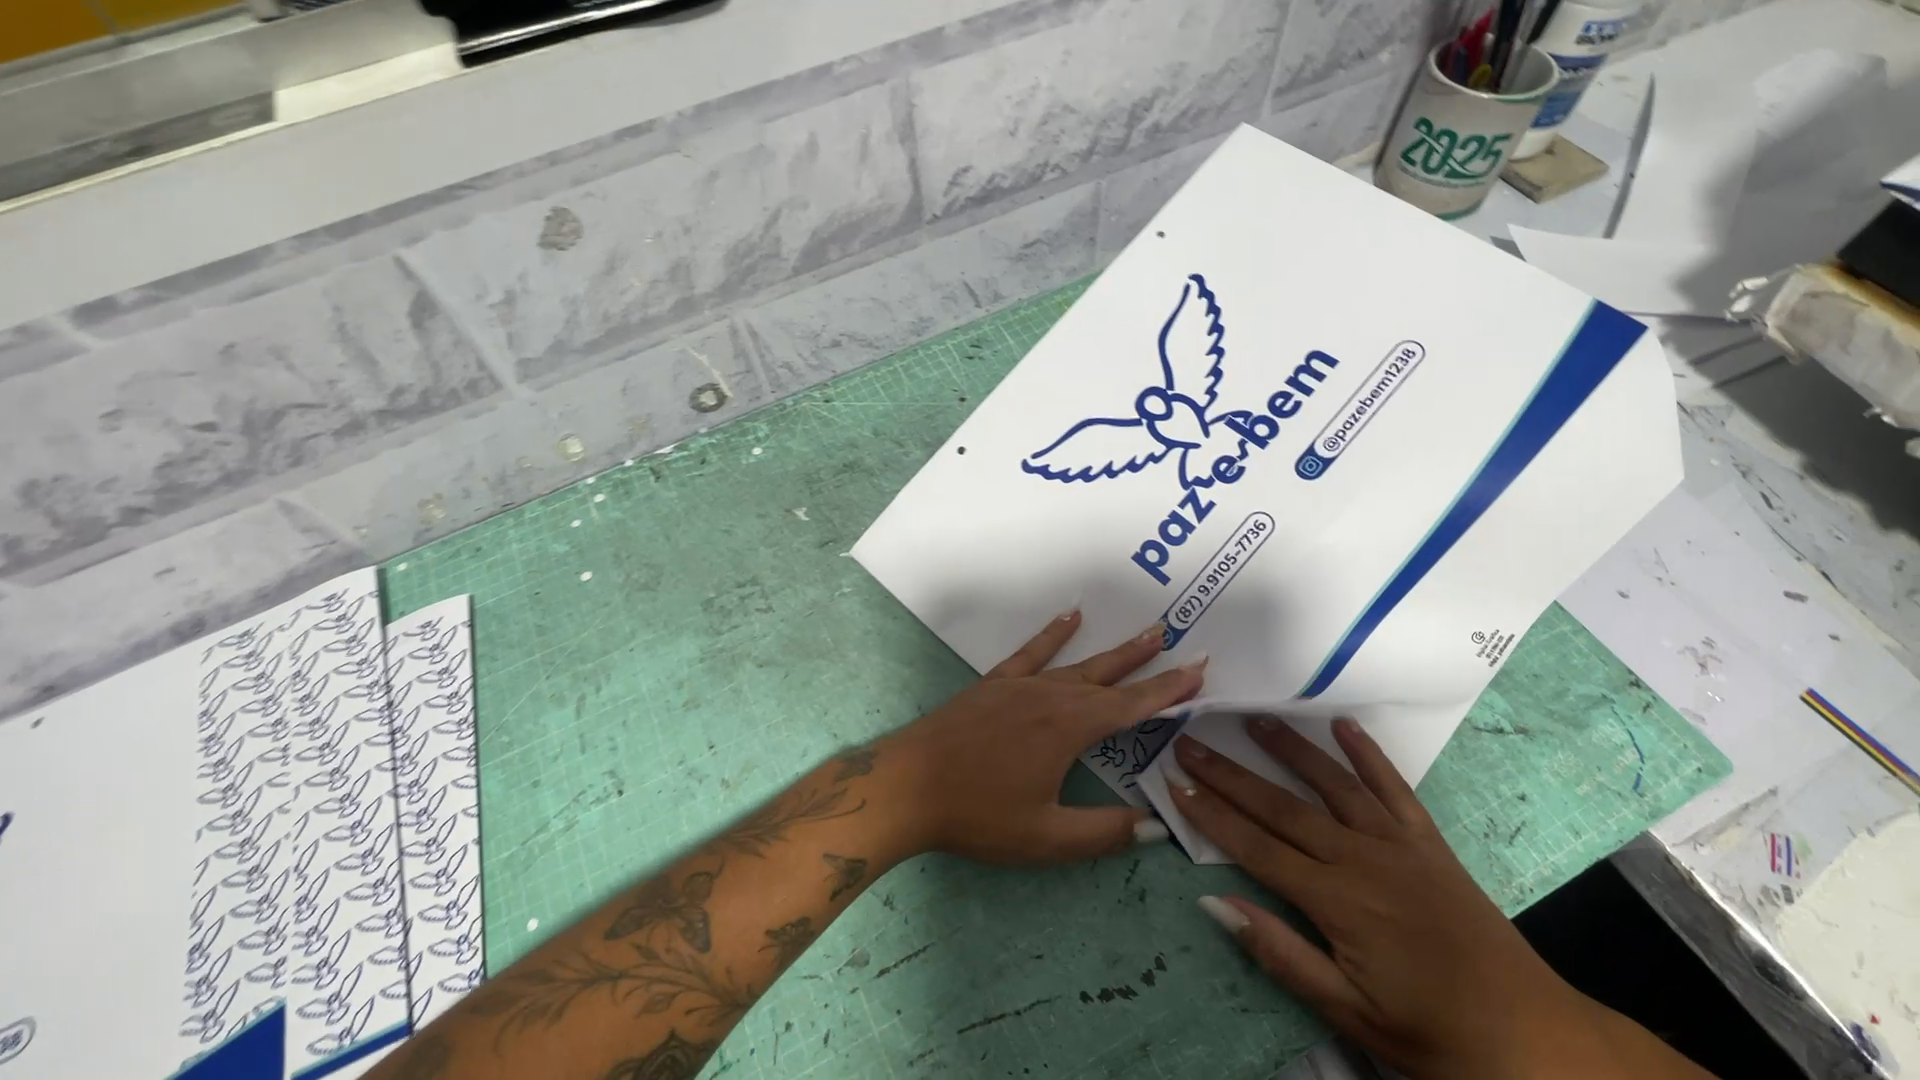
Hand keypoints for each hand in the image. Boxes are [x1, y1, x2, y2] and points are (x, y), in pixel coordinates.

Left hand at [878, 611, 1204, 865]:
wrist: (906, 786)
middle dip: (1150, 667)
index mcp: (1069, 729)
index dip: (1167, 692)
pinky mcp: (992, 686)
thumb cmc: (977, 815)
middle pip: (1109, 679)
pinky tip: (1069, 617)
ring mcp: (1019, 687)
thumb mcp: (1046, 837)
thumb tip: (1156, 827)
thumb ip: (1104, 832)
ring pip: (1077, 663)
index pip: (1131, 708)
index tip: (1200, 673)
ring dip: (1114, 650)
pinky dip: (1052, 634)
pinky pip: (1030, 653)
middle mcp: (1050, 697)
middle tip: (1185, 647)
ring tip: (1148, 631)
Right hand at [1166, 718, 1618, 1079]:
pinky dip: (1368, 755)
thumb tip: (1215, 902)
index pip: (1256, 847)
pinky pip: (1394, 789)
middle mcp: (1362, 860)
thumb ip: (1281, 954)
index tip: (1175, 782)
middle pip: (1283, 808)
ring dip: (1291, 750)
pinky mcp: (1430, 844)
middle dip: (1231, 775)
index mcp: (1337, 902)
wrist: (1530, 1034)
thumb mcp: (1348, 1012)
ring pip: (1333, 786)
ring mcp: (1399, 845)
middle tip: (1191, 742)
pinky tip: (1345, 727)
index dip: (1211, 815)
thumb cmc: (1429, 1030)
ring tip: (1254, 720)